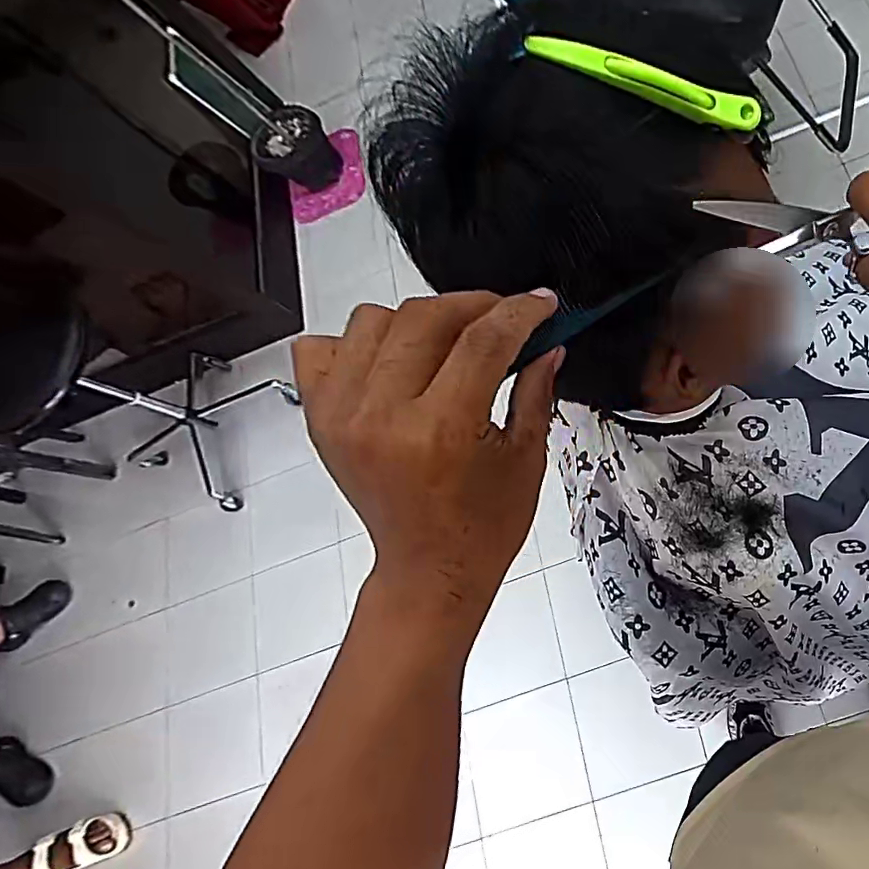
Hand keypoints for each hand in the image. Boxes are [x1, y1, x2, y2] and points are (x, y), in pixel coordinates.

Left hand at [291, 292, 564, 613]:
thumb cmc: (485, 524)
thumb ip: (535, 393)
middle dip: (477, 305)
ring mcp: (341, 411)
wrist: (431, 565)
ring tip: (456, 340)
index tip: (542, 302)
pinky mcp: (319, 415)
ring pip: (375, 320)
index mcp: (443, 429)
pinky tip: (400, 361)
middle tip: (508, 314)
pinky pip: (325, 346)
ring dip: (424, 318)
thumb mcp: (526, 457)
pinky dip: (365, 340)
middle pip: (427, 318)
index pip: (483, 342)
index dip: (520, 313)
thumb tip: (548, 346)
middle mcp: (382, 413)